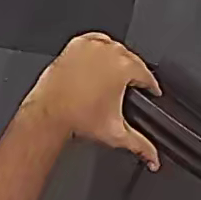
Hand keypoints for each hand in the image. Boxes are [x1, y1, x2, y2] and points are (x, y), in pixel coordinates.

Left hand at [22, 33, 161, 168]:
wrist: (47, 117)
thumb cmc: (77, 120)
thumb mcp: (117, 135)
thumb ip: (142, 145)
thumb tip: (153, 157)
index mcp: (124, 68)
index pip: (148, 75)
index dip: (152, 87)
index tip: (151, 92)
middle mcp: (108, 52)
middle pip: (132, 60)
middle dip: (134, 74)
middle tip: (132, 89)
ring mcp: (90, 47)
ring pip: (114, 49)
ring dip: (117, 61)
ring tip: (114, 77)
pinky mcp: (74, 46)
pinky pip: (94, 41)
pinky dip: (99, 49)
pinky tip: (98, 62)